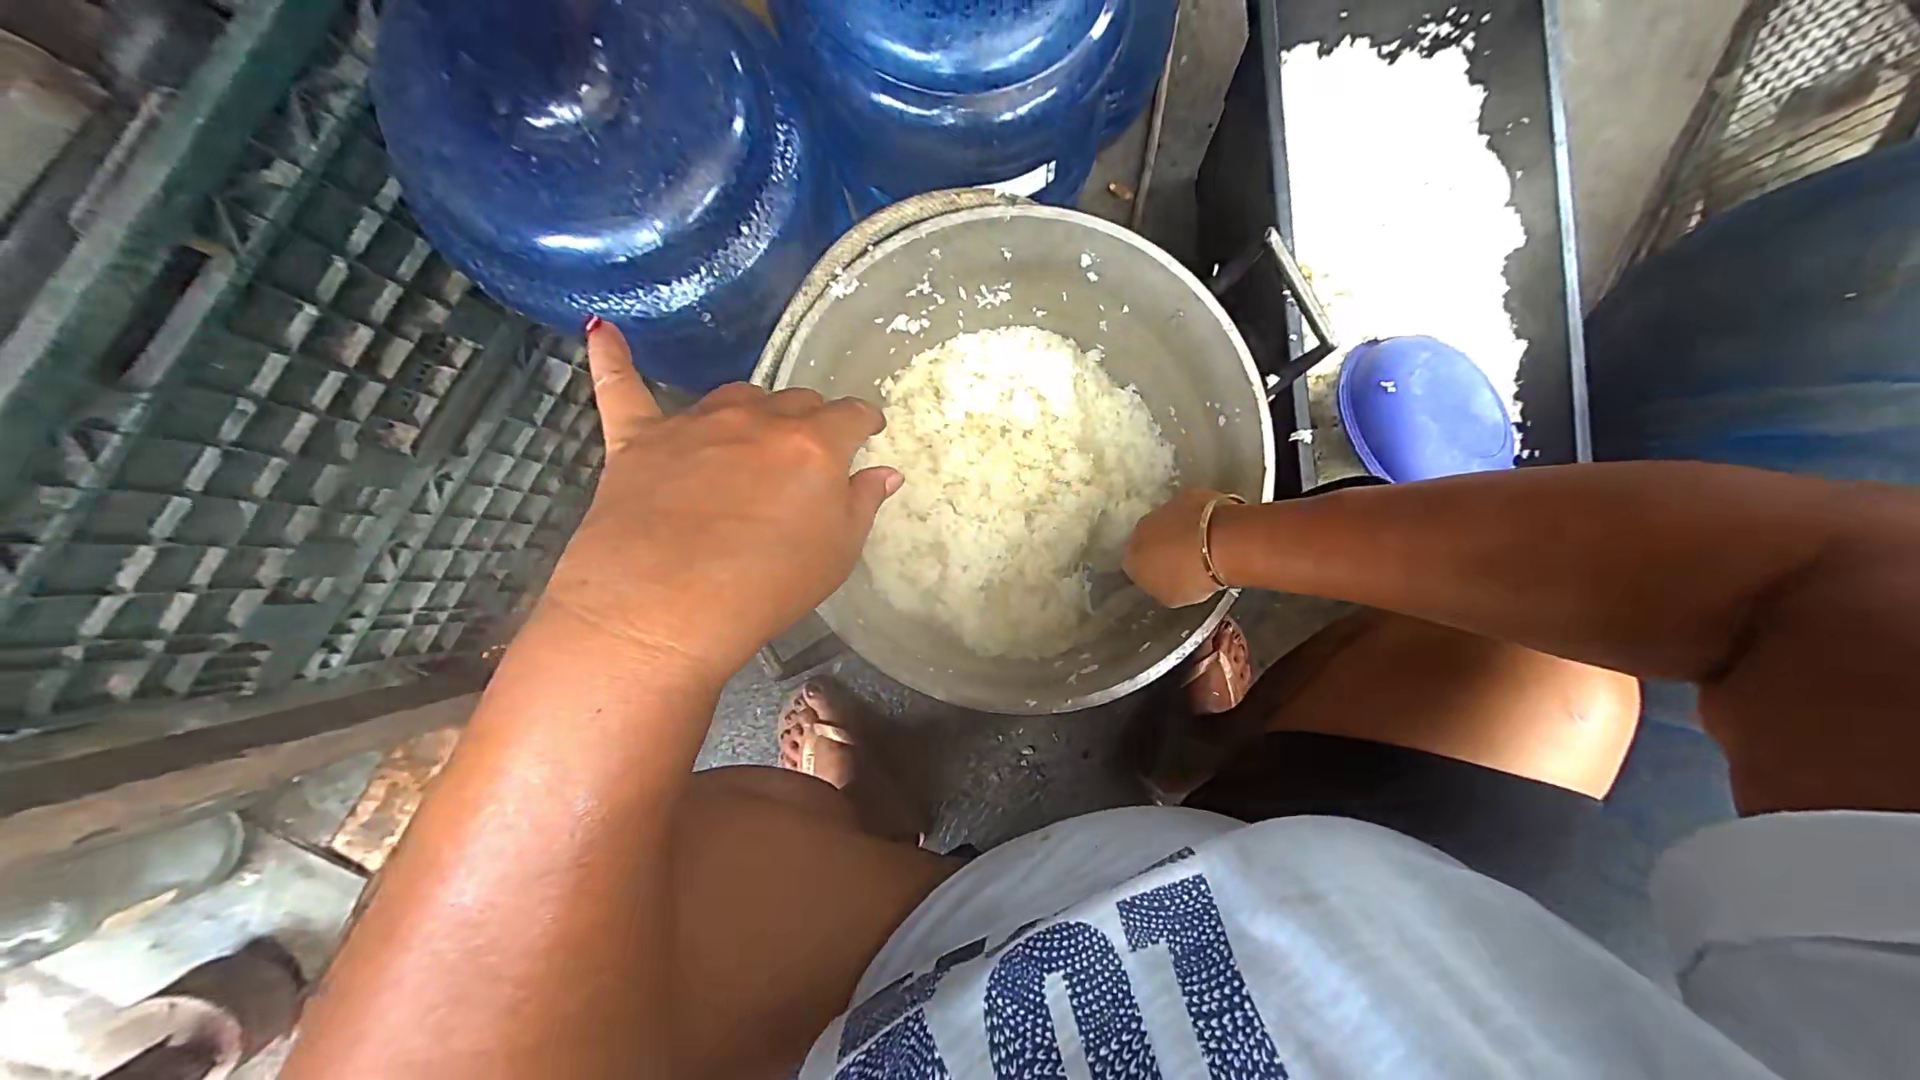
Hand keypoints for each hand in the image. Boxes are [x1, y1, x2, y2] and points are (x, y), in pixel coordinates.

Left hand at [536, 320, 900, 680]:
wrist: (664, 605)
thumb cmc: (767, 586)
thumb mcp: (838, 553)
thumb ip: (863, 503)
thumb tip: (885, 472)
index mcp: (814, 445)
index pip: (851, 416)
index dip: (864, 422)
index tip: (868, 429)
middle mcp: (758, 420)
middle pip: (795, 400)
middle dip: (811, 420)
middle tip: (810, 454)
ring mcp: (695, 424)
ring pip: (737, 394)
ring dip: (755, 409)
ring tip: (755, 437)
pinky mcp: (639, 438)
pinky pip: (622, 386)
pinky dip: (615, 358)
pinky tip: (605, 331)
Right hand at [1124, 488, 1232, 607]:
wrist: (1220, 543)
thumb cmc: (1193, 577)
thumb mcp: (1172, 597)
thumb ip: (1159, 587)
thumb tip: (1161, 581)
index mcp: (1131, 560)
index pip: (1134, 568)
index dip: (1151, 572)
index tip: (1168, 577)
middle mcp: (1139, 531)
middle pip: (1147, 541)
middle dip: (1161, 548)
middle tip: (1184, 560)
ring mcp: (1161, 509)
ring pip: (1166, 523)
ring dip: (1178, 531)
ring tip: (1201, 544)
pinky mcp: (1186, 495)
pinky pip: (1188, 509)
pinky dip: (1196, 517)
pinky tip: (1212, 528)